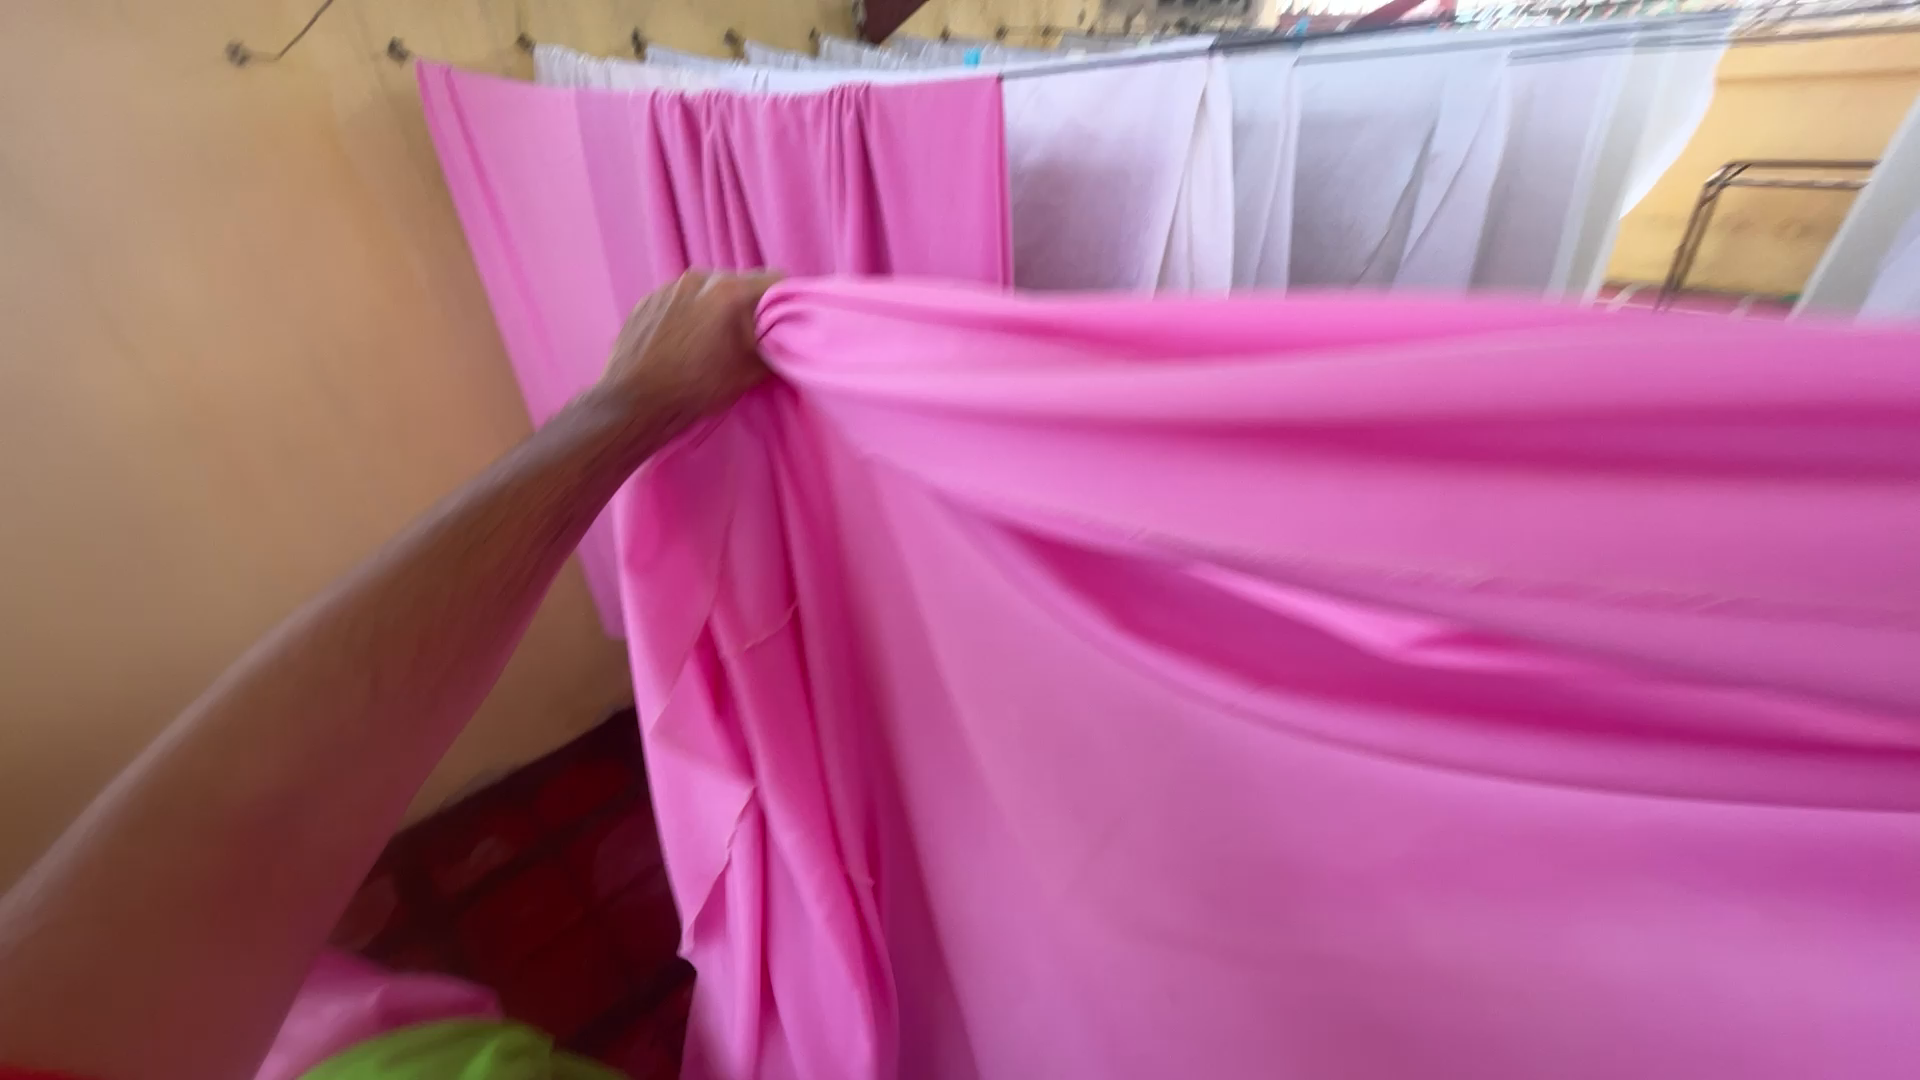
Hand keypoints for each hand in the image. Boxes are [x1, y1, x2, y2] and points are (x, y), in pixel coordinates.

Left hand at [597, 270, 781, 425]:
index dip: (789, 300)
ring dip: (721, 308)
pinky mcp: (649, 299)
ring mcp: (671, 286)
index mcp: (730, 291)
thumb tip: (789, 339)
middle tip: (754, 337)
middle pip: (742, 283)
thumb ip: (775, 347)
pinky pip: (683, 299)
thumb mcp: (750, 372)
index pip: (777, 280)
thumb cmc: (699, 387)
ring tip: (717, 341)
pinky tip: (689, 342)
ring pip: (711, 290)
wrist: (638, 401)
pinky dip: (693, 314)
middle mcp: (701, 278)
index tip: (790, 321)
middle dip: (753, 306)